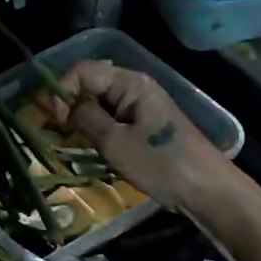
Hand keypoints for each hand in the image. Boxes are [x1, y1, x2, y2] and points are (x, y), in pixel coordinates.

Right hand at [47, 59, 232, 214]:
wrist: (206, 189)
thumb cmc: (160, 163)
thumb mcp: (115, 142)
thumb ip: (86, 118)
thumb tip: (66, 106)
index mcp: (130, 83)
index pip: (83, 71)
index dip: (63, 90)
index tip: (55, 120)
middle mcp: (135, 88)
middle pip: (90, 85)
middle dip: (70, 105)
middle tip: (58, 134)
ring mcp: (141, 107)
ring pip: (100, 104)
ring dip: (83, 120)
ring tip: (73, 143)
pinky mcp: (144, 127)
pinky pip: (112, 120)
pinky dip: (98, 130)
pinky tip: (93, 148)